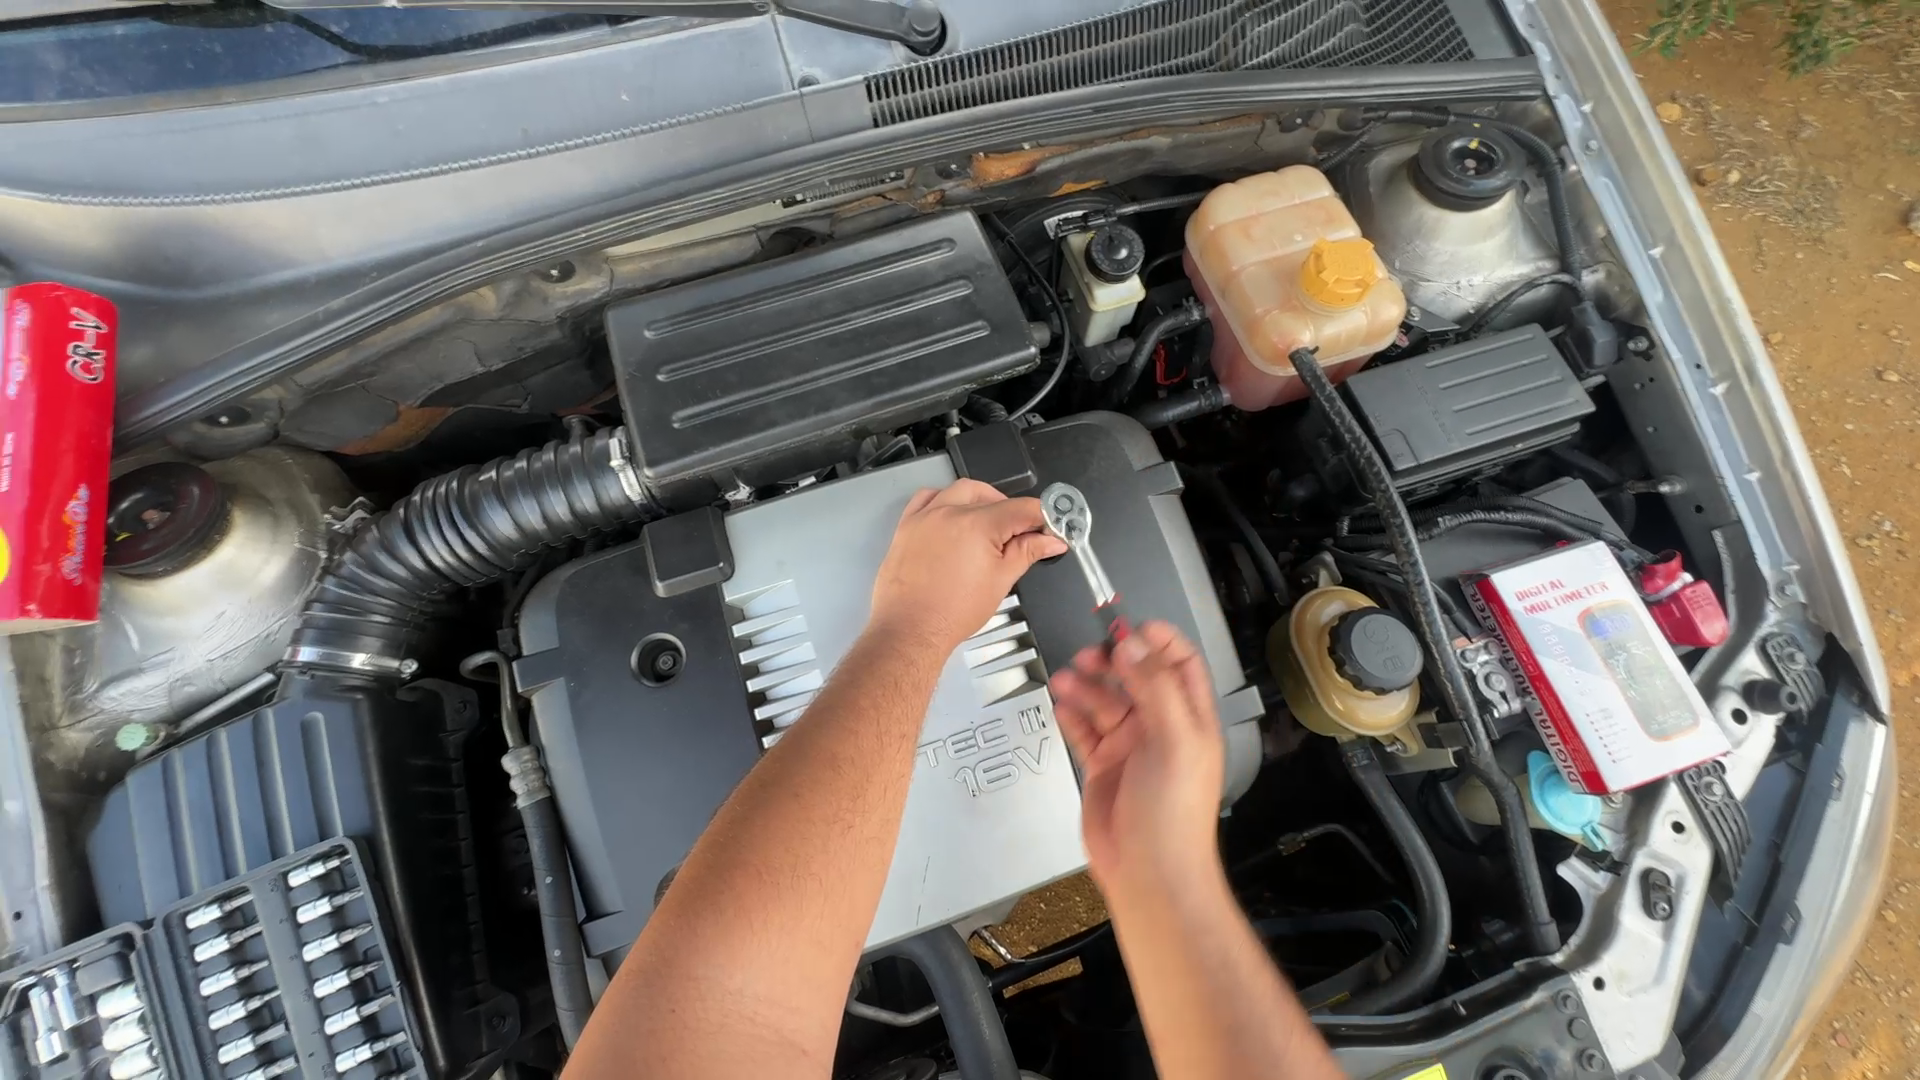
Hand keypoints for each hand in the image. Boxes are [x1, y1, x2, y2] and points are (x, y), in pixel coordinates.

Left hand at [869, 479, 1067, 653]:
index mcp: (977, 525)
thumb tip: (1049, 541)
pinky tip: (951, 515)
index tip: (1047, 528)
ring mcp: (925, 517)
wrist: (912, 629)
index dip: (1040, 517)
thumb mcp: (1001, 581)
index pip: (1020, 508)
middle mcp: (949, 513)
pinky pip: (926, 498)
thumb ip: (1027, 553)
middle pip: (990, 495)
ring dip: (978, 500)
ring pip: (958, 491)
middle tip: (1020, 532)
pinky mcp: (907, 526)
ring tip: (987, 524)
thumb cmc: (952, 612)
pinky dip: (943, 500)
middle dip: (1009, 509)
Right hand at [1049, 622, 1225, 895]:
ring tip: (1066, 679)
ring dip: (1085, 686)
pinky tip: (1062, 706)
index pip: (1178, 663)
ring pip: (1104, 700)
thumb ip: (1153, 685)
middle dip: (1112, 660)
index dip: (1156, 641)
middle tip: (1090, 653)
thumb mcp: (1173, 738)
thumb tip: (1134, 642)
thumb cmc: (1174, 812)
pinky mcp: (1101, 765)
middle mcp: (1160, 727)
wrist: (1149, 873)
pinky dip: (1072, 715)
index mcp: (1189, 717)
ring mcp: (1129, 746)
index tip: (1128, 627)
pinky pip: (1083, 729)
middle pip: (1135, 677)